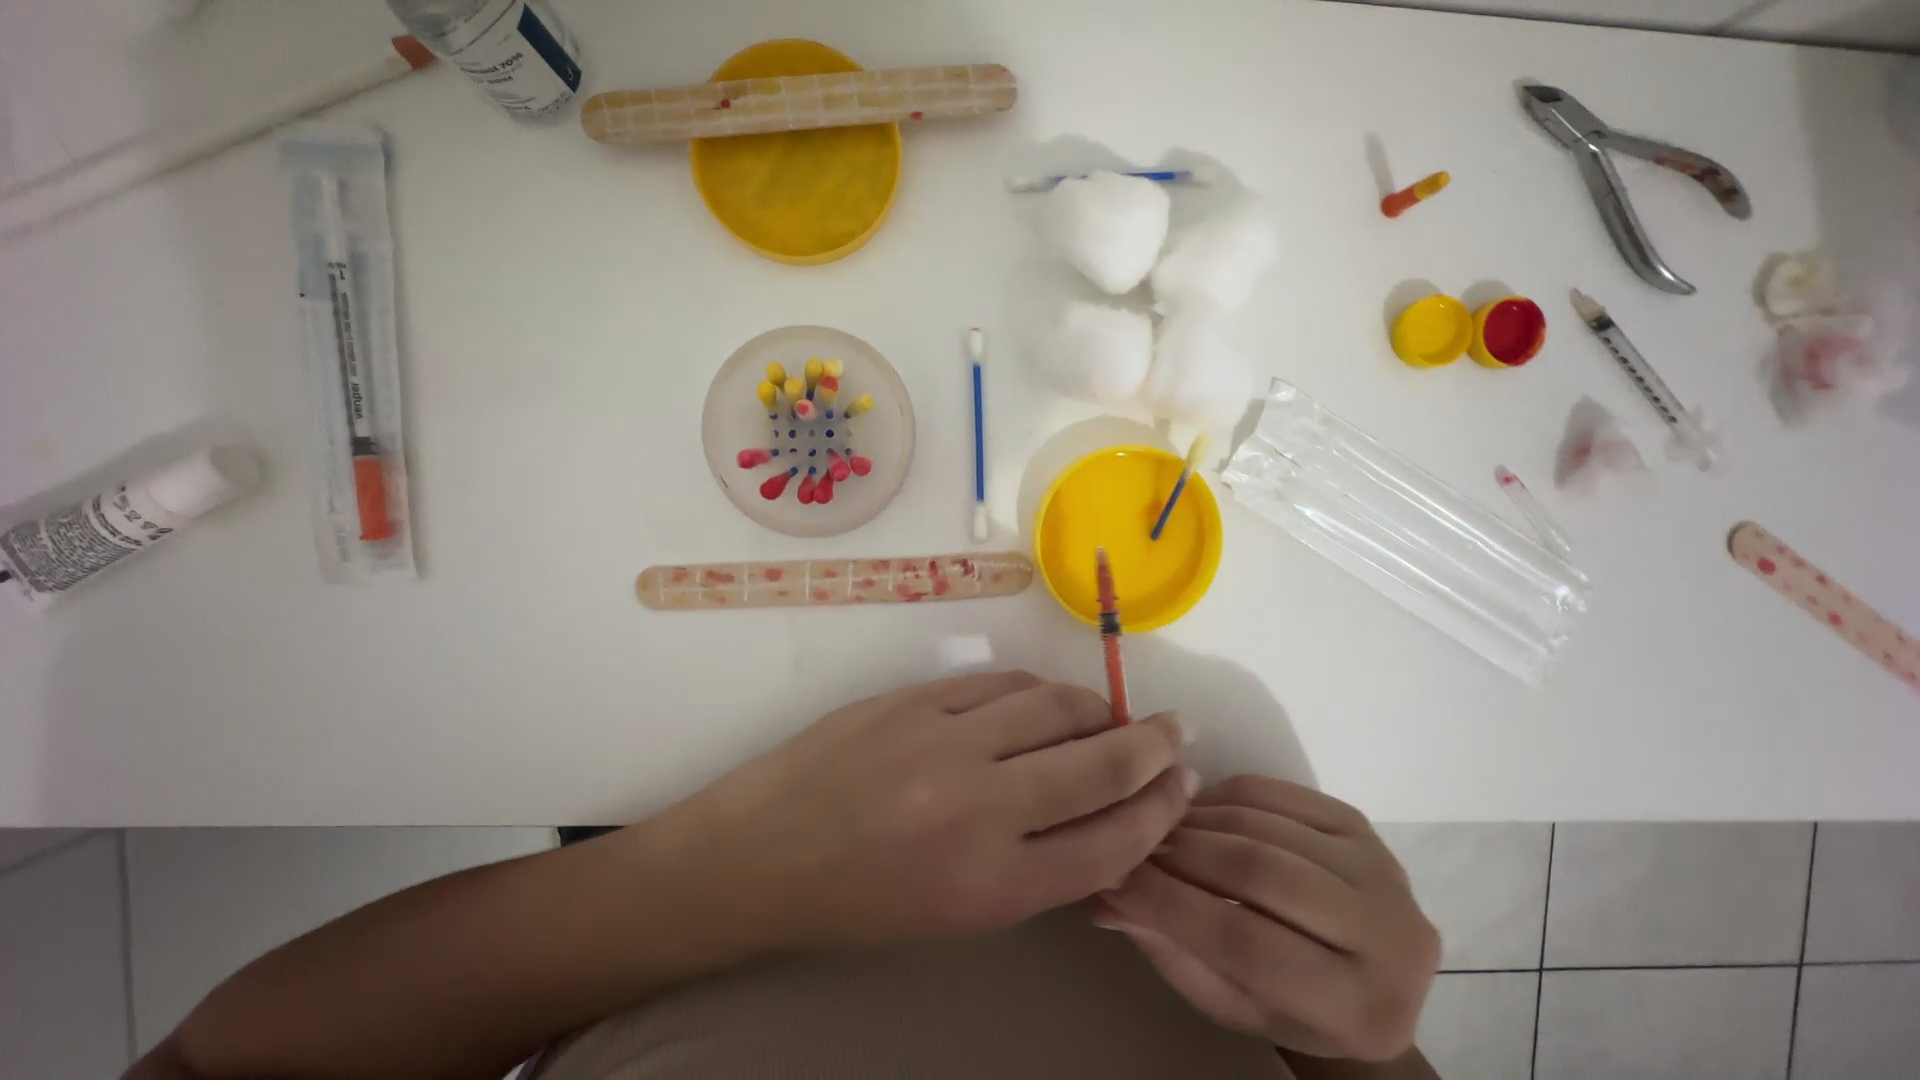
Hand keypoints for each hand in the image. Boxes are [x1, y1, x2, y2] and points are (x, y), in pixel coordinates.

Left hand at [649, 670, 1196, 951]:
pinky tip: (1045, 700)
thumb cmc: (861, 903)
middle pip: (1099, 764)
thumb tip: (1109, 814)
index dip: (1160, 810)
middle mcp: (979, 809)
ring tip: (1109, 714)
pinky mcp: (913, 699)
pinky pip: (1000, 683)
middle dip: (1153, 746)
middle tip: (1176, 731)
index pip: (1112, 841)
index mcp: (993, 887)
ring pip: (1055, 706)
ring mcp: (943, 742)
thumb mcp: (960, 915)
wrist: (763, 854)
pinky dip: (1036, 690)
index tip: (1182, 784)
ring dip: (1097, 708)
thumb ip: (1041, 869)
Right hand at [1089, 776, 1438, 1060]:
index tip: (1115, 880)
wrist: (1373, 978)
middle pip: (1262, 873)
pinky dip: (1224, 796)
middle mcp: (1387, 933)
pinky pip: (1278, 794)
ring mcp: (1380, 869)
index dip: (1173, 906)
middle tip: (1132, 844)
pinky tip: (1195, 810)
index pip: (1248, 944)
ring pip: (1267, 827)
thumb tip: (1104, 893)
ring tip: (1157, 827)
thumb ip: (1171, 950)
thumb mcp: (1230, 1002)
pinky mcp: (1362, 826)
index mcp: (1357, 1006)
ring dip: (1199, 821)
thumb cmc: (1293, 1008)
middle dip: (1183, 853)